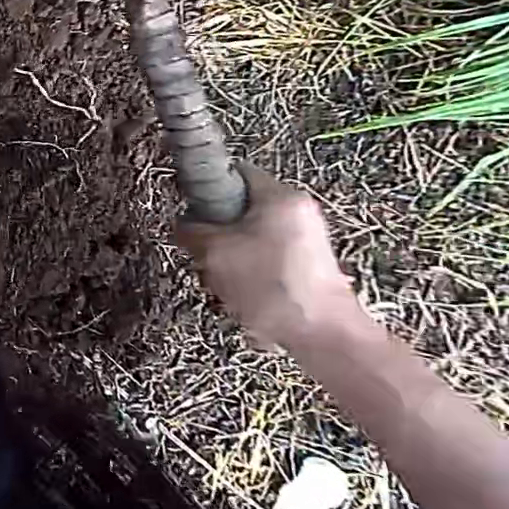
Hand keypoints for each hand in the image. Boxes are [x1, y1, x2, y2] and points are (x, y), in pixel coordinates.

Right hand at [176, 164, 364, 350]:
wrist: (325, 337)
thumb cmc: (271, 287)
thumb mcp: (213, 252)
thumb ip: (191, 229)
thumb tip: (183, 223)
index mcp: (280, 196)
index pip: (234, 171)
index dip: (206, 187)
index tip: (191, 210)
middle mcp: (299, 210)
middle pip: (240, 206)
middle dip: (217, 229)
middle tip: (205, 250)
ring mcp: (307, 238)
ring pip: (249, 234)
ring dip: (229, 253)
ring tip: (225, 277)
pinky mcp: (308, 264)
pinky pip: (265, 255)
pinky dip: (248, 269)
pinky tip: (243, 292)